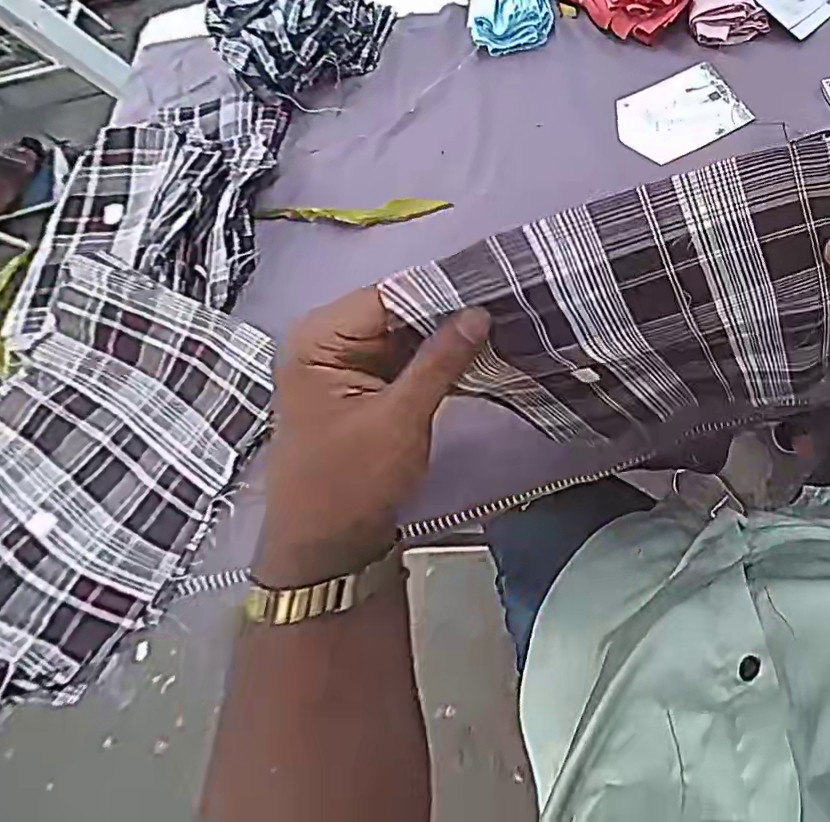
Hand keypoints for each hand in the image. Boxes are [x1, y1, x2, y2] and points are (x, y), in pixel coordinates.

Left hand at [256, 290, 489, 586]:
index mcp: (321, 340)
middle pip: (403, 308)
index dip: (442, 291)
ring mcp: (354, 360)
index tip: (493, 289)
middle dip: (453, 310)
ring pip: (414, 330)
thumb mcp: (400, 417)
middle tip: (508, 306)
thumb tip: (480, 312)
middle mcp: (333, 340)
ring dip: (454, 332)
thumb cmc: (350, 479)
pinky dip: (446, 354)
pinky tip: (483, 350)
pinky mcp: (375, 379)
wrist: (329, 541)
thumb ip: (440, 360)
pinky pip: (416, 353)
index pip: (390, 295)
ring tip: (505, 323)